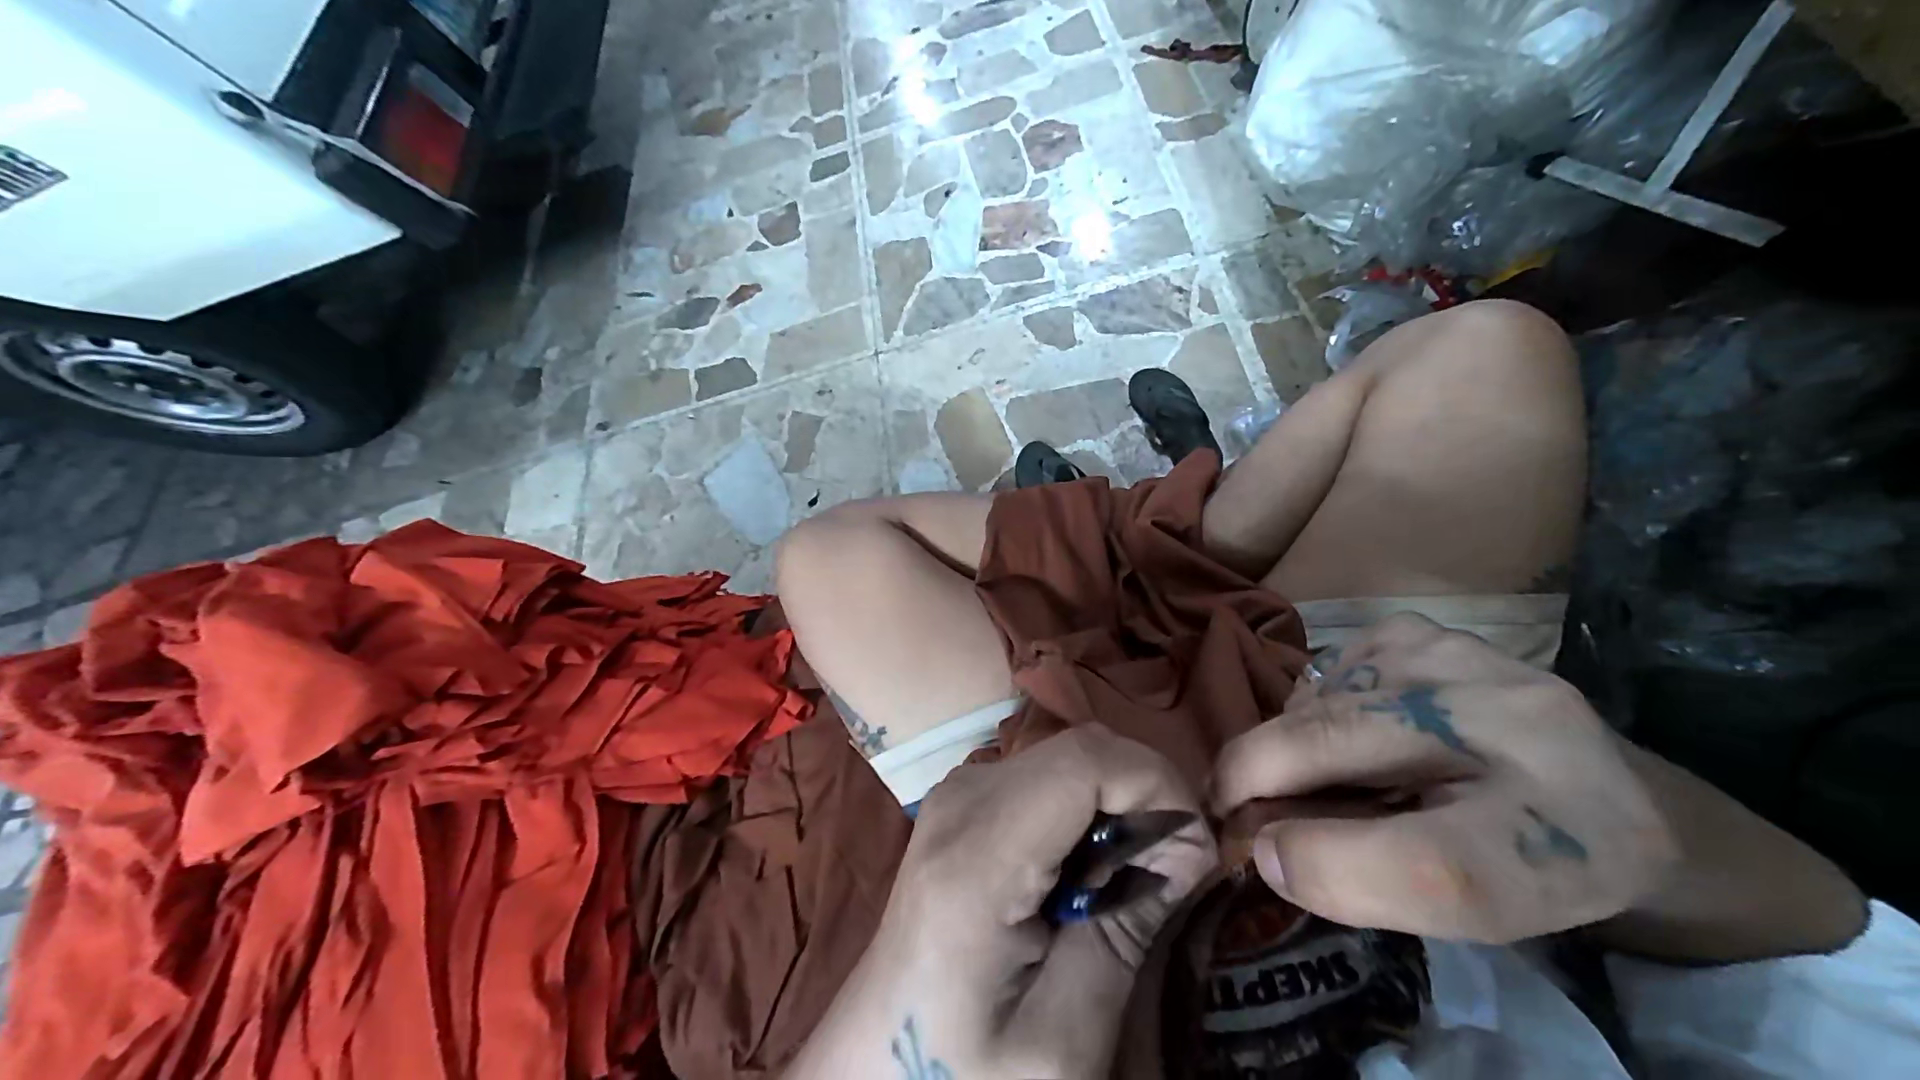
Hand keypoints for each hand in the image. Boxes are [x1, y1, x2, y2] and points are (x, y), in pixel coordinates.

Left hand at [787, 726, 1216, 1079]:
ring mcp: (956, 791)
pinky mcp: (962, 799)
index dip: (1157, 787)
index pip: (1085, 760)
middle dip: (1145, 797)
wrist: (882, 1052)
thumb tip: (1188, 844)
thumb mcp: (1062, 1034)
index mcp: (976, 855)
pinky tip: (1084, 870)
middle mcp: (961, 798)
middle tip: (1171, 874)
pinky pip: (1046, 775)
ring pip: (1069, 757)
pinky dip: (1087, 808)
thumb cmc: (965, 1066)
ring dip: (1118, 804)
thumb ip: (1127, 927)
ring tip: (1126, 881)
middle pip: (1082, 750)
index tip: (1194, 853)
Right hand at [1211, 612, 1677, 942]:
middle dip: (1253, 774)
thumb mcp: (1472, 911)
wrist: (1600, 787)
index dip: (1328, 864)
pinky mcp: (1419, 630)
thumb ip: (1369, 885)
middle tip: (1225, 806)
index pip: (1438, 863)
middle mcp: (1518, 723)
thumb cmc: (1526, 864)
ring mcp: (1458, 657)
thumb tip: (1261, 844)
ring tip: (1305, 777)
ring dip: (1282, 744)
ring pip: (1315, 702)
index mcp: (1562, 835)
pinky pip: (1322, 673)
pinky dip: (1308, 710)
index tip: (1264, 859)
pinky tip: (1343, 734)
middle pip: (1338, 742)